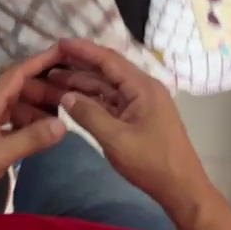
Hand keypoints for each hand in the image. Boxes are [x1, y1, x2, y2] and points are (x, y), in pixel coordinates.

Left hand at [0, 45, 68, 212]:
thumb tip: (64, 124)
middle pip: (20, 88)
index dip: (41, 61)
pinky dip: (27, 123)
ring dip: (38, 108)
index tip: (64, 52)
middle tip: (74, 95)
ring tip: (64, 115)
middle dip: (46, 88)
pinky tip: (42, 132)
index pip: (18, 73)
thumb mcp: (1, 153)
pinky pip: (11, 121)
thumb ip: (32, 138)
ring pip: (16, 106)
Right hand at [28, 38, 212, 211]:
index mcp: (142, 87)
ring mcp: (140, 103)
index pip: (109, 60)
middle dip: (78, 65)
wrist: (181, 187)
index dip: (83, 50)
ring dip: (82, 82)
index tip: (59, 42)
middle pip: (107, 70)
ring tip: (53, 78)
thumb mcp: (116, 139)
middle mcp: (142, 89)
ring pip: (107, 86)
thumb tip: (65, 96)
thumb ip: (89, 115)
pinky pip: (111, 100)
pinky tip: (72, 98)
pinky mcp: (137, 117)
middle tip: (50, 60)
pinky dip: (91, 98)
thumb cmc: (151, 162)